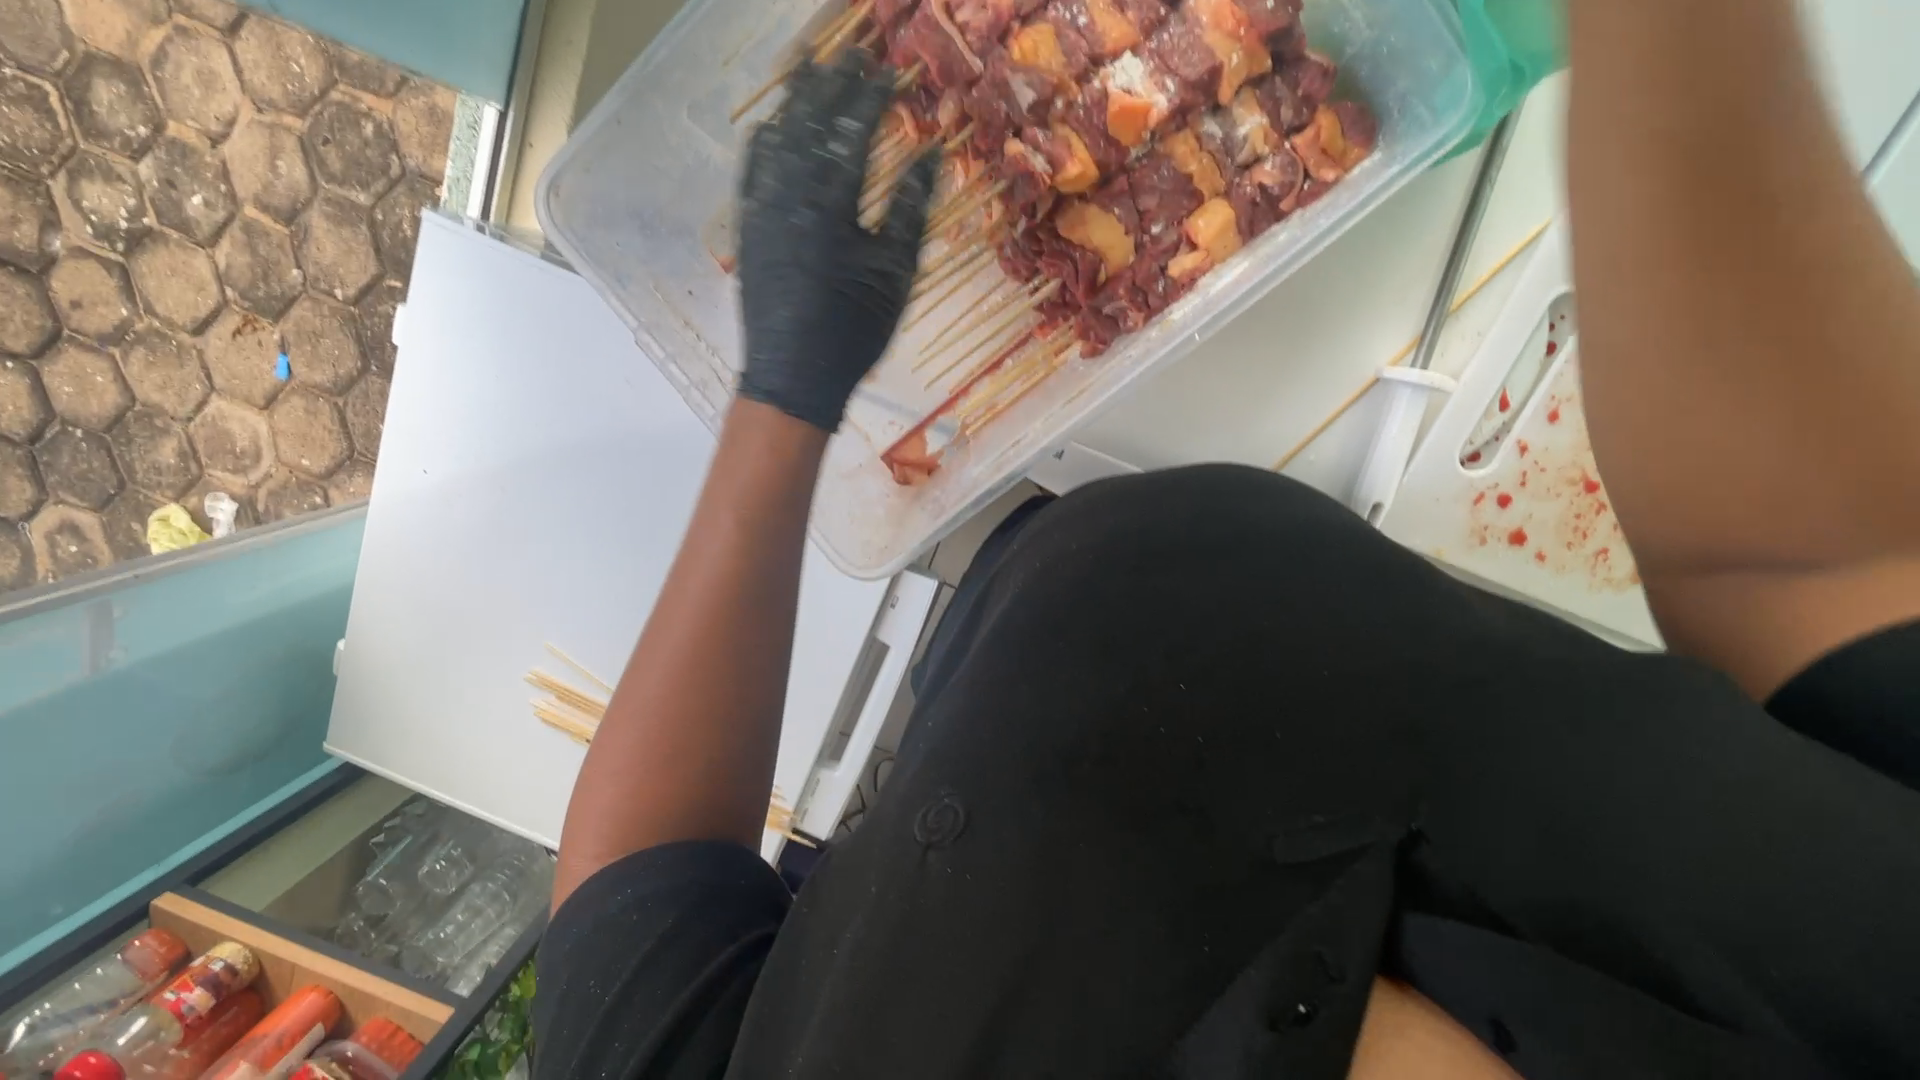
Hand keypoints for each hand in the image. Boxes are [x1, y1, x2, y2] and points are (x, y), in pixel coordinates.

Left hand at [736, 50, 938, 432]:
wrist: (794, 374)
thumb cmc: (854, 330)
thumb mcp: (896, 274)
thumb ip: (912, 209)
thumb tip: (933, 153)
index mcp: (833, 202)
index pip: (854, 130)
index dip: (873, 97)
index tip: (890, 72)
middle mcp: (790, 193)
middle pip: (811, 122)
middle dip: (833, 85)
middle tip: (851, 55)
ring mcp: (762, 208)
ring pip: (776, 138)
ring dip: (795, 102)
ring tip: (809, 68)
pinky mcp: (746, 227)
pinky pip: (750, 171)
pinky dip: (762, 143)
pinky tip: (770, 125)